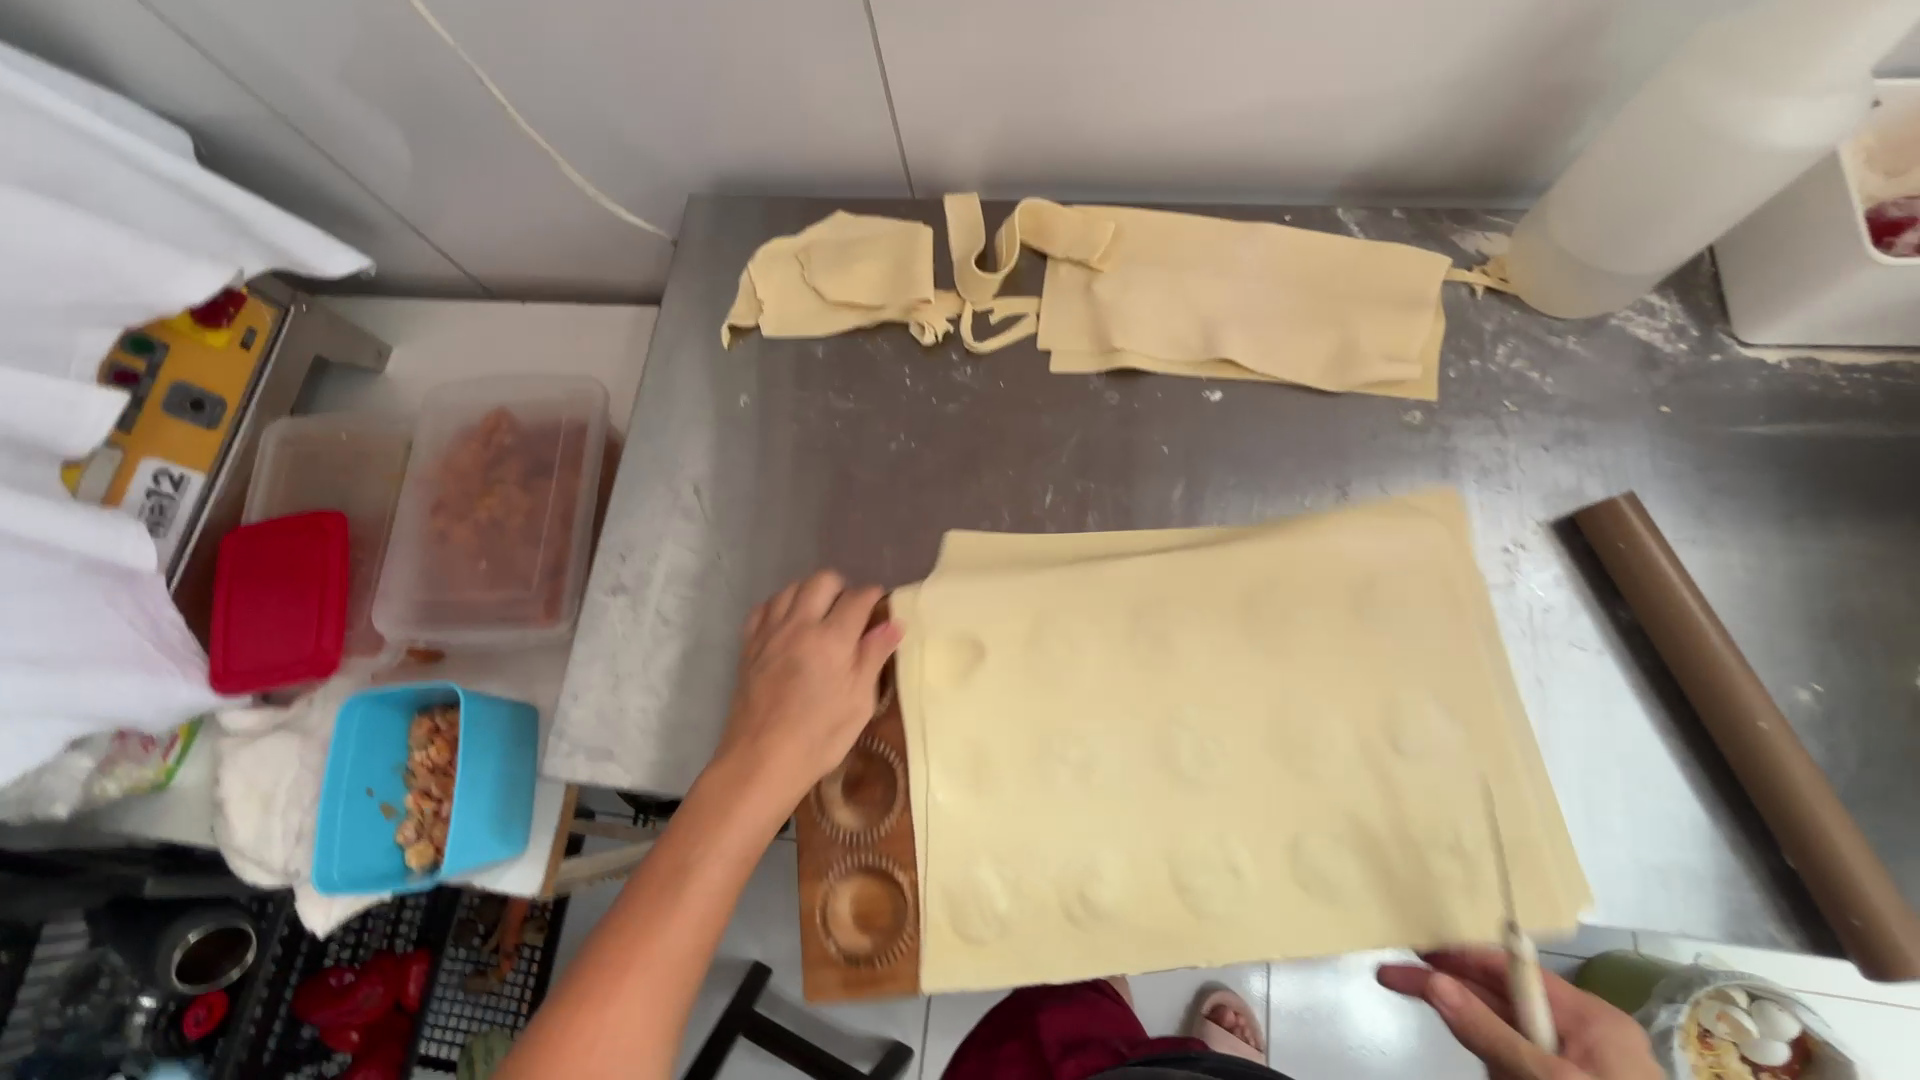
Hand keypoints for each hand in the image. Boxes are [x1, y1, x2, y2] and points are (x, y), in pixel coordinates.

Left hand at [715, 571, 900, 802]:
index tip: (880, 608)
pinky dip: (780, 606)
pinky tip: (789, 624)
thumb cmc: (820, 737)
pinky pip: (765, 608)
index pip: (858, 598)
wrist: (762, 760)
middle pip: (822, 581)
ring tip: (820, 616)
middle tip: (850, 613)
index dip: (873, 598)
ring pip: (791, 588)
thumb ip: (874, 656)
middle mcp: (799, 625)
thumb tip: (894, 622)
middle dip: (842, 588)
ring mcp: (770, 633)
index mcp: (832, 638)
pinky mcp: (749, 645)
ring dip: (810, 594)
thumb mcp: (859, 701)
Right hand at [1377, 949, 1661, 1079]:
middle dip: (1452, 988)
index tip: (1412, 950)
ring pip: (1510, 1031)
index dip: (1461, 955)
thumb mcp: (1543, 1078)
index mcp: (1593, 1018)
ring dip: (1472, 1028)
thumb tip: (1432, 981)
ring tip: (1435, 1017)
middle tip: (1393, 978)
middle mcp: (1589, 1034)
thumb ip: (1487, 1031)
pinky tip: (1488, 1069)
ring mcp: (1582, 1065)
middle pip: (1506, 996)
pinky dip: (1495, 1060)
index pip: (1513, 968)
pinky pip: (1522, 1060)